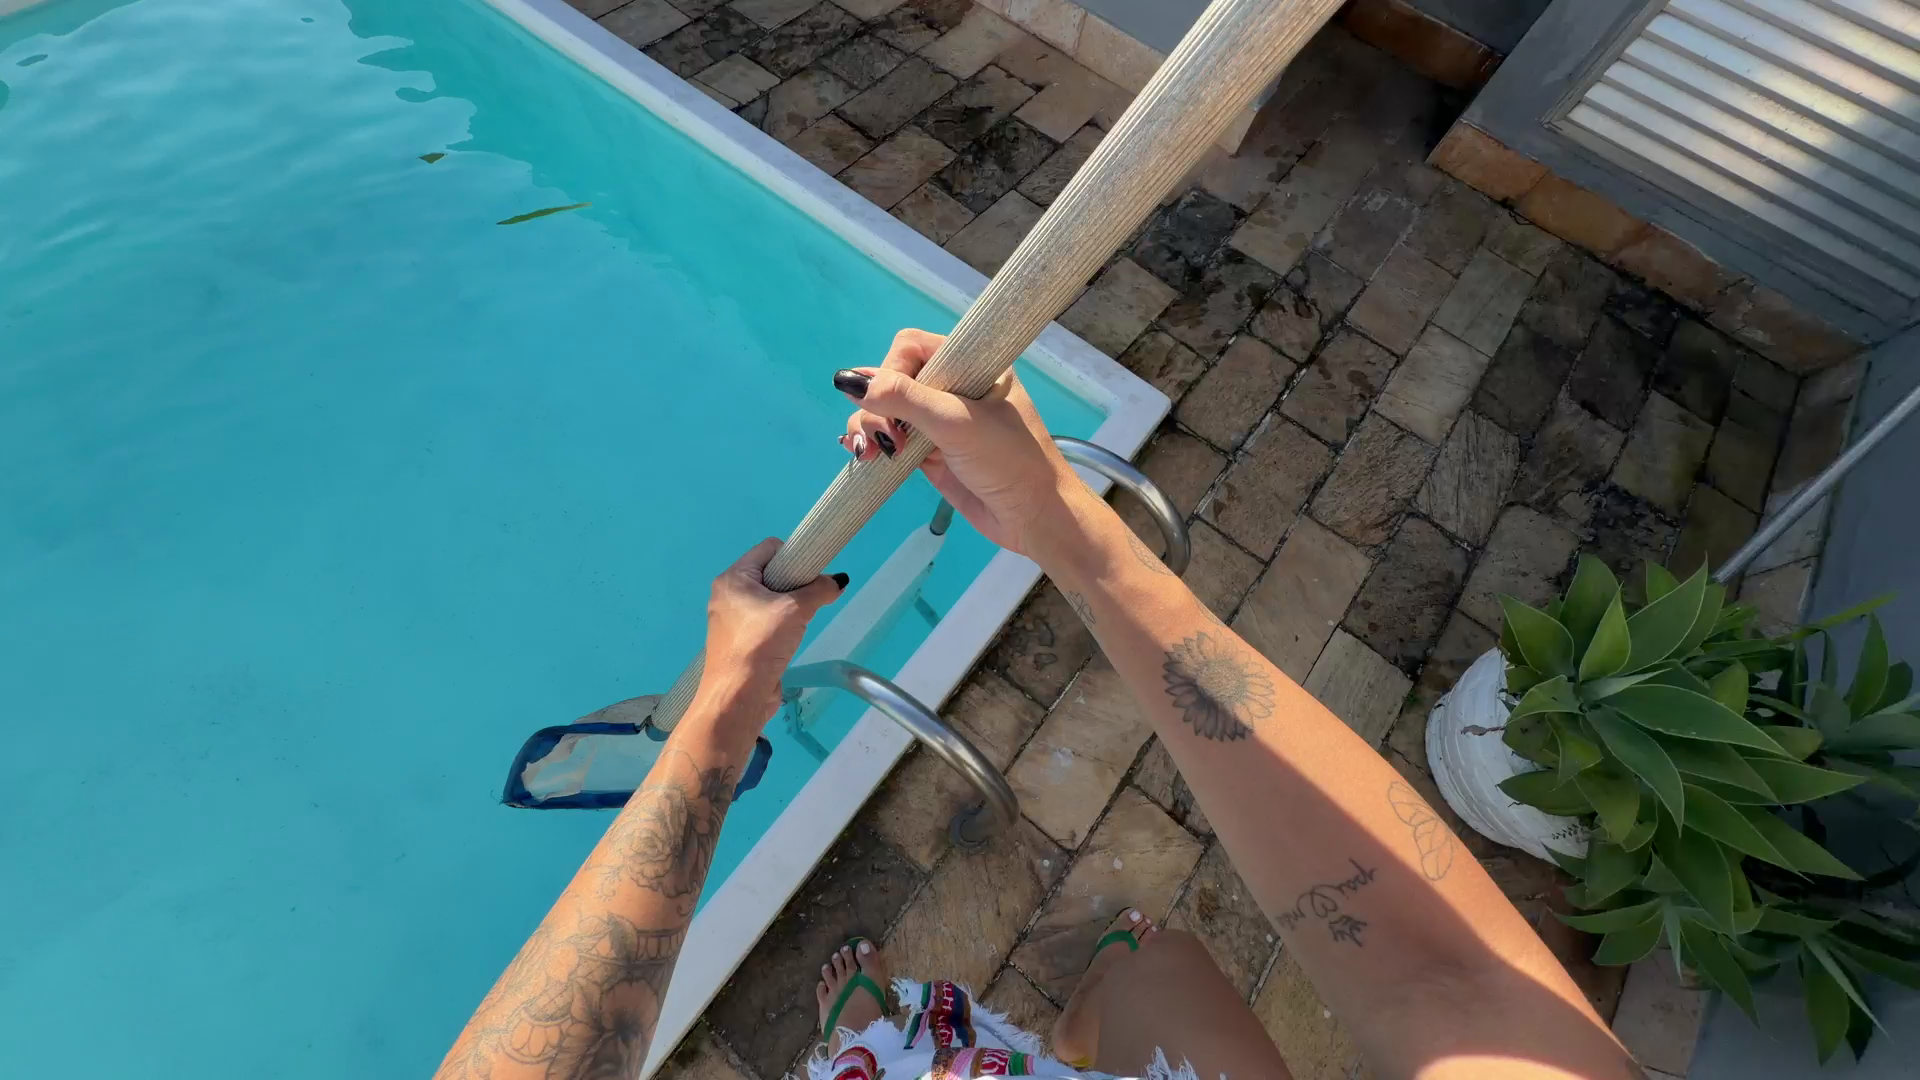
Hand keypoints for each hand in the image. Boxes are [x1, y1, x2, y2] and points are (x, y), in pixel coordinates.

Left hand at [693, 538, 845, 736]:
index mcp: (733, 578)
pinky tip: (792, 637)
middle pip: (771, 572)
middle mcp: (728, 594)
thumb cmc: (761, 644)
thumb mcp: (796, 610)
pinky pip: (766, 619)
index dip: (796, 555)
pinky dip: (783, 622)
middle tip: (812, 598)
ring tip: (803, 620)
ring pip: (770, 598)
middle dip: (796, 582)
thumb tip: (839, 581)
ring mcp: (732, 619)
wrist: (738, 696)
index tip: (814, 574)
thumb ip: (820, 590)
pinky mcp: (740, 640)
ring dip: (791, 605)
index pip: (770, 548)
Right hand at [834, 329, 1089, 559]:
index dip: (891, 371)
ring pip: (888, 412)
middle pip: (894, 380)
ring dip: (869, 428)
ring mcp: (941, 423)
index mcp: (972, 364)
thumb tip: (846, 380)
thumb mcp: (957, 423)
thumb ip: (904, 399)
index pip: (912, 348)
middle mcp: (955, 388)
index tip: (889, 402)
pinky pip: (893, 441)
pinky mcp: (931, 455)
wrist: (1035, 519)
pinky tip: (862, 456)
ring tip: (866, 453)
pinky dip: (875, 446)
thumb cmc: (1008, 461)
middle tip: (883, 438)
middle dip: (876, 405)